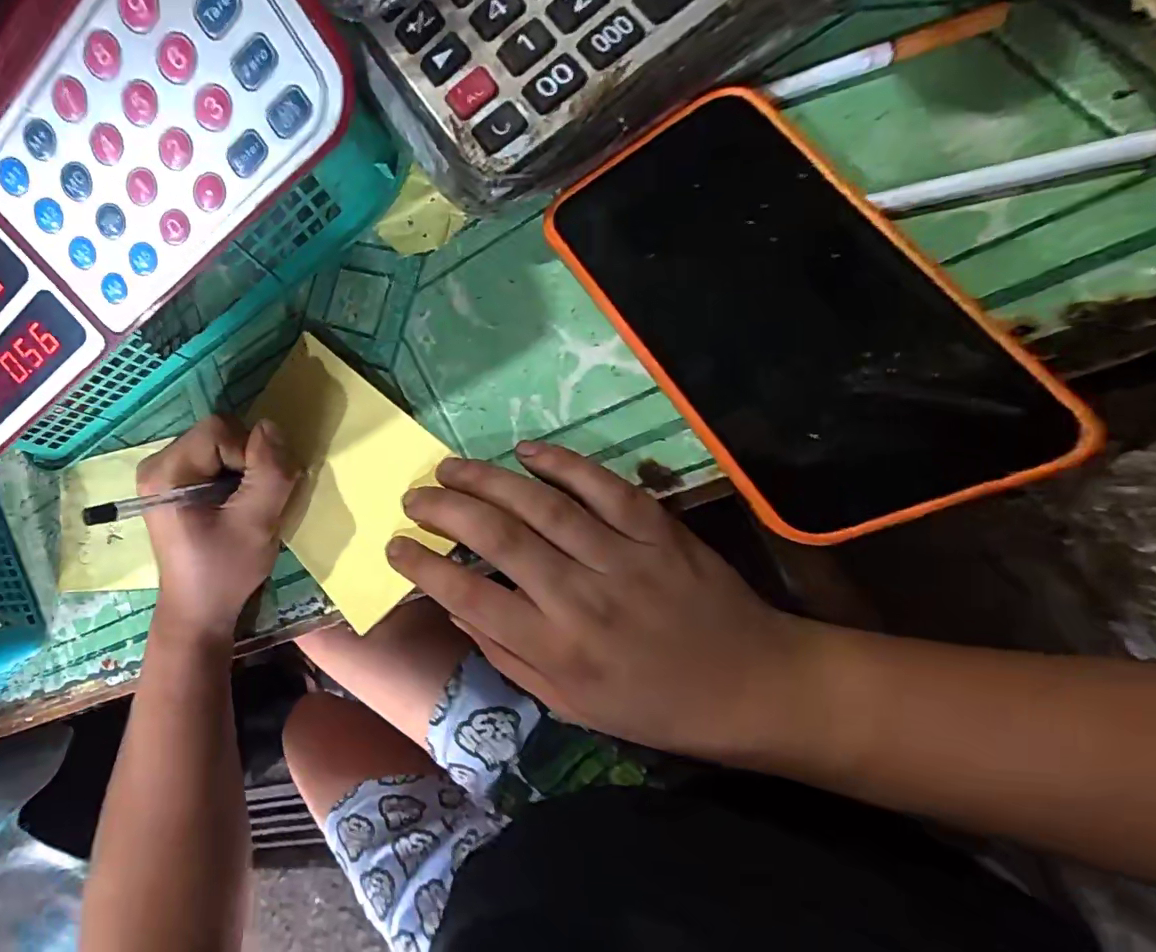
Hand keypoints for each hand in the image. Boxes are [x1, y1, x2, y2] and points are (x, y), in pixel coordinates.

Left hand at [138, 415, 298, 644]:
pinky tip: (234, 507)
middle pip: (219, 433)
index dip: (248, 454)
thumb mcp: (256, 524)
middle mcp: (157, 463)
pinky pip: (215, 459)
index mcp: (164, 470)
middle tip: (251, 504)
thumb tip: (270, 425)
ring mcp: (164, 472)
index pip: (219, 429)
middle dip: (247, 462)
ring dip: (244, 471)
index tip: (252, 496)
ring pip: (221, 444)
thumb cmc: (223, 573)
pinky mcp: (175, 483)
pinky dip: (234, 477)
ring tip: (244, 508)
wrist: (198, 612)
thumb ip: (268, 474)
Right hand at [386, 443, 817, 762]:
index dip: (423, 566)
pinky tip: (525, 450)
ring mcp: (622, 559)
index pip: (471, 597)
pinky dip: (562, 463)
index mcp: (558, 649)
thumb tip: (452, 604)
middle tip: (413, 497)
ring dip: (484, 480)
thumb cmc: (653, 705)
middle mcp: (582, 599)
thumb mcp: (569, 703)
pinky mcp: (658, 530)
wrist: (760, 689)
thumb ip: (504, 654)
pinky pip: (603, 486)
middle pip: (497, 538)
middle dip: (442, 510)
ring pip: (540, 505)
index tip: (395, 545)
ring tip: (447, 468)